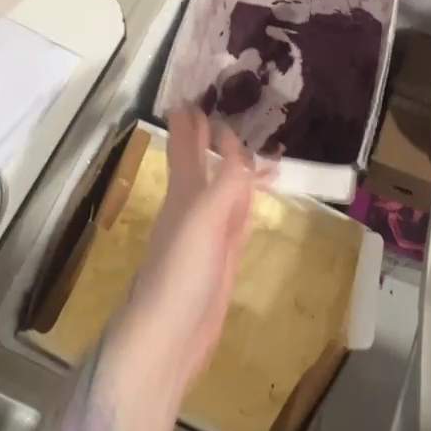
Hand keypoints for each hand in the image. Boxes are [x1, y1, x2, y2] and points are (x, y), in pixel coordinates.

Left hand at [119, 104, 260, 388]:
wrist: (169, 337)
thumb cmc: (179, 272)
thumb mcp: (204, 219)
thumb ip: (227, 183)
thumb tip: (244, 152)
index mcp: (185, 190)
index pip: (187, 143)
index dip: (191, 119)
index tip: (196, 93)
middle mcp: (195, 203)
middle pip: (204, 160)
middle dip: (212, 134)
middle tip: (229, 107)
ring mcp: (210, 230)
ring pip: (225, 183)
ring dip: (237, 163)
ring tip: (261, 146)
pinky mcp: (224, 254)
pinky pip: (240, 212)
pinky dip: (250, 195)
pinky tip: (260, 192)